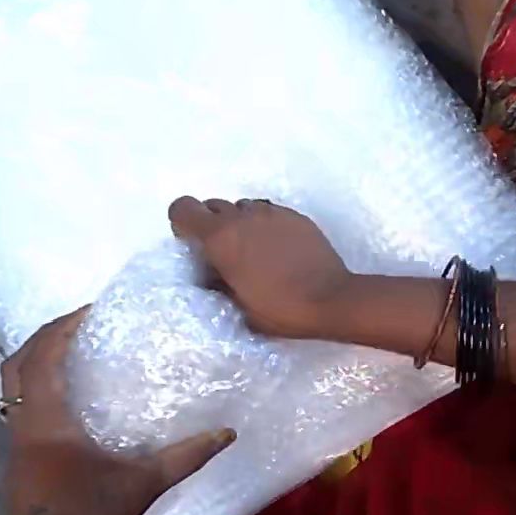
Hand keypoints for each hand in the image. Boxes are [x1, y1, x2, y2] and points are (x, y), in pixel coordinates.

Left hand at [0, 306, 233, 514]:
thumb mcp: (144, 485)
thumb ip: (187, 456)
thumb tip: (228, 433)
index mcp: (47, 423)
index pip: (44, 358)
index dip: (64, 327)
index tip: (95, 309)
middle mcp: (24, 423)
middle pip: (19, 362)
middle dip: (48, 334)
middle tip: (86, 321)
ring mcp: (17, 440)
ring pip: (16, 382)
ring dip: (41, 357)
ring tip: (80, 347)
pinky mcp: (21, 454)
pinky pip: (23, 401)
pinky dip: (42, 381)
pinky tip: (75, 389)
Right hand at [168, 197, 353, 337]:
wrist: (332, 299)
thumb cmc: (281, 309)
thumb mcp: (240, 308)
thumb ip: (218, 285)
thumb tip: (209, 275)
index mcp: (221, 238)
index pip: (183, 207)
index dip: (183, 223)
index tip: (195, 245)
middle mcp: (244, 217)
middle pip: (213, 206)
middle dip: (212, 225)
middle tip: (227, 252)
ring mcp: (273, 213)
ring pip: (244, 207)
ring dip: (242, 223)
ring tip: (256, 250)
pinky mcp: (297, 216)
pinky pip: (271, 212)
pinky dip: (267, 225)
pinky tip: (281, 249)